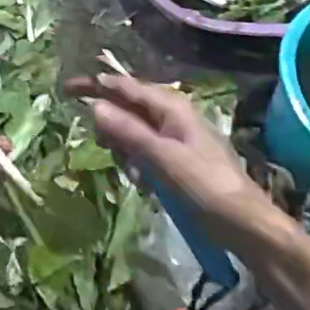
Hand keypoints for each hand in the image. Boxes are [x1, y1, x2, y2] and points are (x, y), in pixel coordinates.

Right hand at [69, 74, 283, 248]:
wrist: (244, 224)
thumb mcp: (160, 157)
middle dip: (111, 127)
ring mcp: (175, 137)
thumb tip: (94, 106)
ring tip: (133, 174)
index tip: (65, 89)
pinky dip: (137, 164)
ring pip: (132, 132)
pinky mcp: (176, 158)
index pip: (123, 86)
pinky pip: (143, 152)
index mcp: (170, 107)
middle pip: (125, 109)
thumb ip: (126, 130)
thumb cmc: (203, 185)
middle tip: (108, 149)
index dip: (93, 85)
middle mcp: (172, 115)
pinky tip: (143, 183)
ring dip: (124, 150)